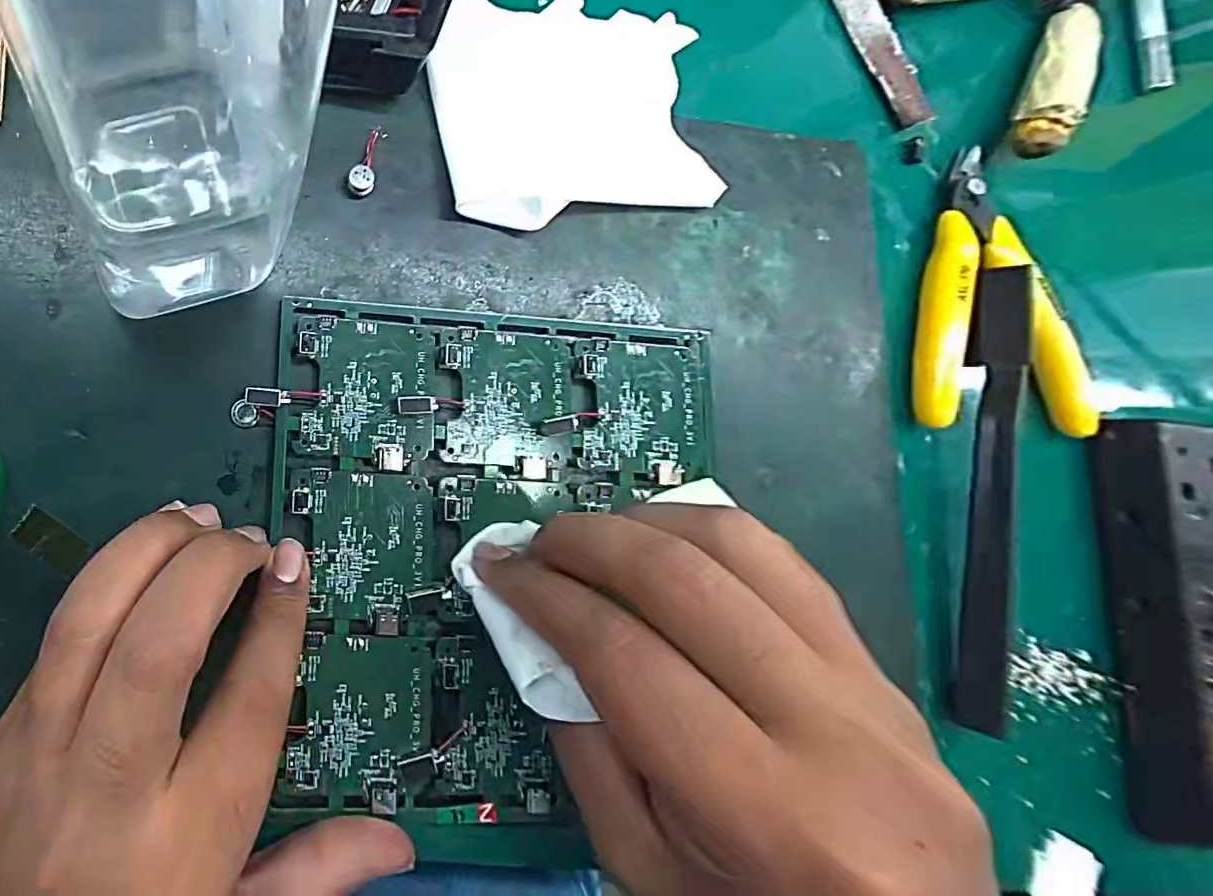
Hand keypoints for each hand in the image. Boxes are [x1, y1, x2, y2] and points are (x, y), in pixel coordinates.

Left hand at [0, 503, 413, 895]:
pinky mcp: (0, 729)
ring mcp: (42, 748)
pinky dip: (104, 575)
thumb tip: (397, 843)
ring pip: (93, 618)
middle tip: (247, 538)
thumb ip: (307, 877)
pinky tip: (137, 552)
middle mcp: (112, 783)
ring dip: (148, 547)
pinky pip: (56, 633)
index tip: (292, 564)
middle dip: (211, 567)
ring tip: (193, 517)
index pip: (248, 703)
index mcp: (186, 840)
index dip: (278, 620)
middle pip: (162, 643)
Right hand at [475, 505, 995, 895]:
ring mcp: (876, 696)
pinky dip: (701, 537)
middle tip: (533, 546)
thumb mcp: (640, 862)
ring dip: (643, 522)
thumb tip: (543, 635)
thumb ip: (584, 744)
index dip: (543, 595)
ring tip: (593, 539)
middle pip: (680, 580)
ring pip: (740, 545)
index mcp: (769, 811)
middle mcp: (838, 737)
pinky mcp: (885, 674)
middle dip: (583, 541)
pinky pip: (782, 565)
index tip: (498, 570)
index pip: (623, 652)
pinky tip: (660, 549)